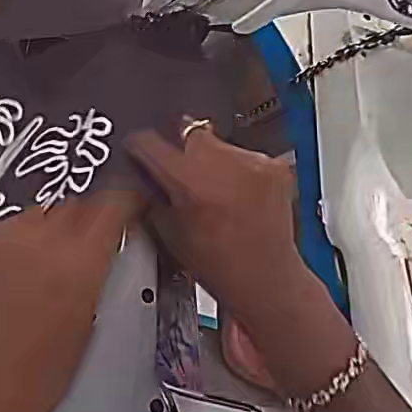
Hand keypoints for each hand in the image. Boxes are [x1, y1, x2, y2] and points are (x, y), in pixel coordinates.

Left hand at [0, 191, 140, 411]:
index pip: (112, 205)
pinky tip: (17, 271)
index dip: (126, 204)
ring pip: (44, 211)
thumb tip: (104, 243)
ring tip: (49, 263)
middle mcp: (42, 237)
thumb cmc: (43, 372)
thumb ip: (98, 269)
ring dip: (53, 228)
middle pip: (78, 204)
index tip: (132, 209)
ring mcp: (5, 236)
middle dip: (89, 221)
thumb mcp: (90, 320)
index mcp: (80, 260)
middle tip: (89, 249)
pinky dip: (20, 239)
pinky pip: (11, 226)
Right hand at [127, 124, 354, 395]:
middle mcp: (221, 164)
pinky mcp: (273, 165)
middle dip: (181, 149)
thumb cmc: (218, 266)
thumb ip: (153, 192)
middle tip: (183, 174)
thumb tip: (142, 167)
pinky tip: (238, 195)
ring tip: (215, 191)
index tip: (138, 146)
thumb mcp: (167, 231)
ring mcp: (251, 163)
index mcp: (189, 182)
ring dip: (211, 159)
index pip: (150, 142)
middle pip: (188, 132)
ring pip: (218, 143)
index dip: (140, 145)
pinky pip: (244, 155)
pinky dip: (238, 169)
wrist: (264, 280)